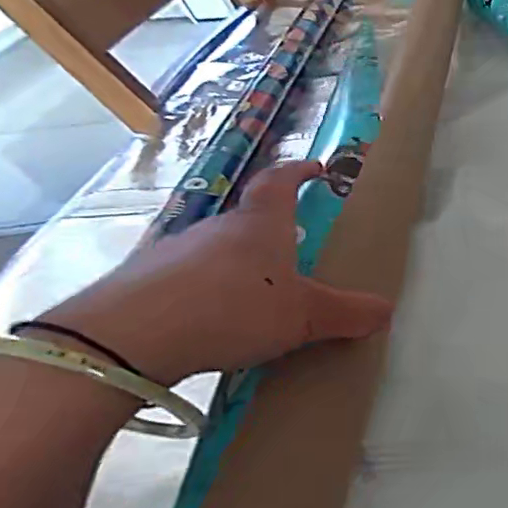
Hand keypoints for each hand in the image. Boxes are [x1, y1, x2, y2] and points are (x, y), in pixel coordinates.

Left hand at [40, 160, 392, 385]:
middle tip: (299, 256)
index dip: (298, 172)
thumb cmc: (232, 309)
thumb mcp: (307, 317)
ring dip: (240, 267)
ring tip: (259, 299)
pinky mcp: (140, 282)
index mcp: (260, 225)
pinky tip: (216, 323)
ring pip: (217, 251)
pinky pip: (186, 280)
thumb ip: (349, 312)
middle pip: (249, 221)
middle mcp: (216, 229)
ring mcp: (172, 253)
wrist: (122, 339)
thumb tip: (385, 310)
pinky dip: (206, 293)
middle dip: (275, 234)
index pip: (279, 182)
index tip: (316, 167)